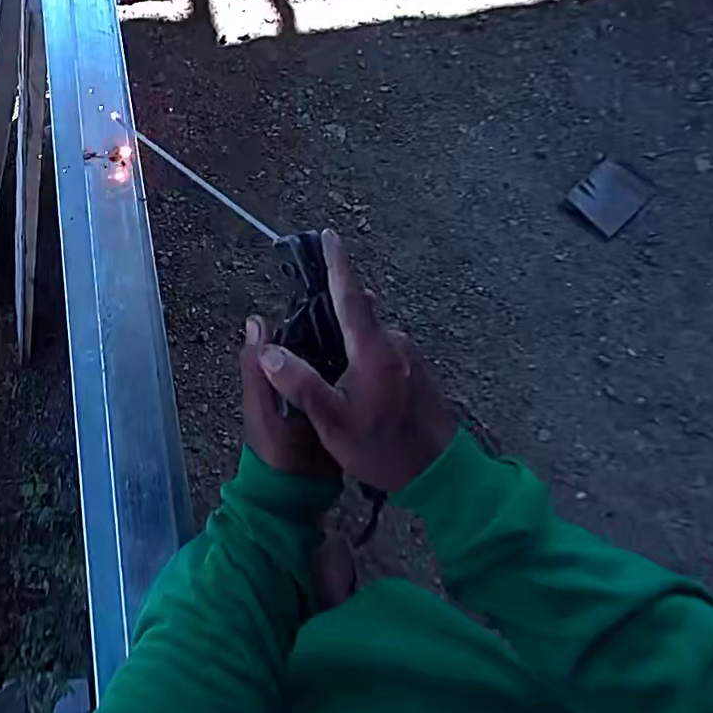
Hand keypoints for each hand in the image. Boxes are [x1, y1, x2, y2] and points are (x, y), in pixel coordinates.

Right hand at [258, 231, 457, 492]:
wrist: (443, 476)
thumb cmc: (385, 449)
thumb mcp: (333, 422)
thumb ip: (300, 383)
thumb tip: (270, 352)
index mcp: (374, 350)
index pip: (351, 296)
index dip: (338, 263)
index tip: (329, 235)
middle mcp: (396, 344)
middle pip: (355, 318)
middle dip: (330, 322)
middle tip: (308, 350)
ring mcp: (411, 356)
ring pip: (367, 339)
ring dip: (347, 349)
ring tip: (333, 387)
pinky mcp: (418, 369)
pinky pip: (382, 352)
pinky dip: (363, 360)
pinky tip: (357, 393)